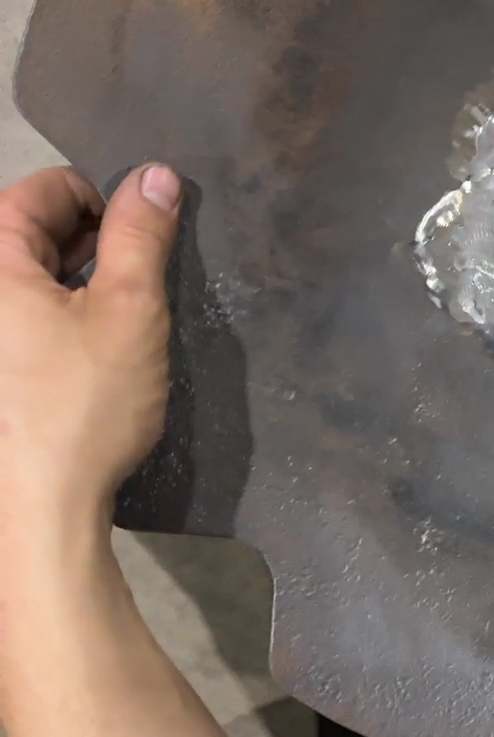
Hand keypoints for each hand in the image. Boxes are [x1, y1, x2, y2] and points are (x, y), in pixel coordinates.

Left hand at [0, 165, 180, 546]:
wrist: (44, 485)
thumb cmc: (87, 396)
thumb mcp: (130, 312)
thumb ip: (142, 240)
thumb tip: (159, 177)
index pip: (41, 192)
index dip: (106, 200)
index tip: (160, 234)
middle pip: (36, 229)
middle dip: (102, 242)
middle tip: (157, 278)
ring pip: (40, 270)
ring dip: (94, 278)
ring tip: (139, 314)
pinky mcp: (5, 354)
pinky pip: (36, 307)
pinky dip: (78, 310)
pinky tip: (111, 344)